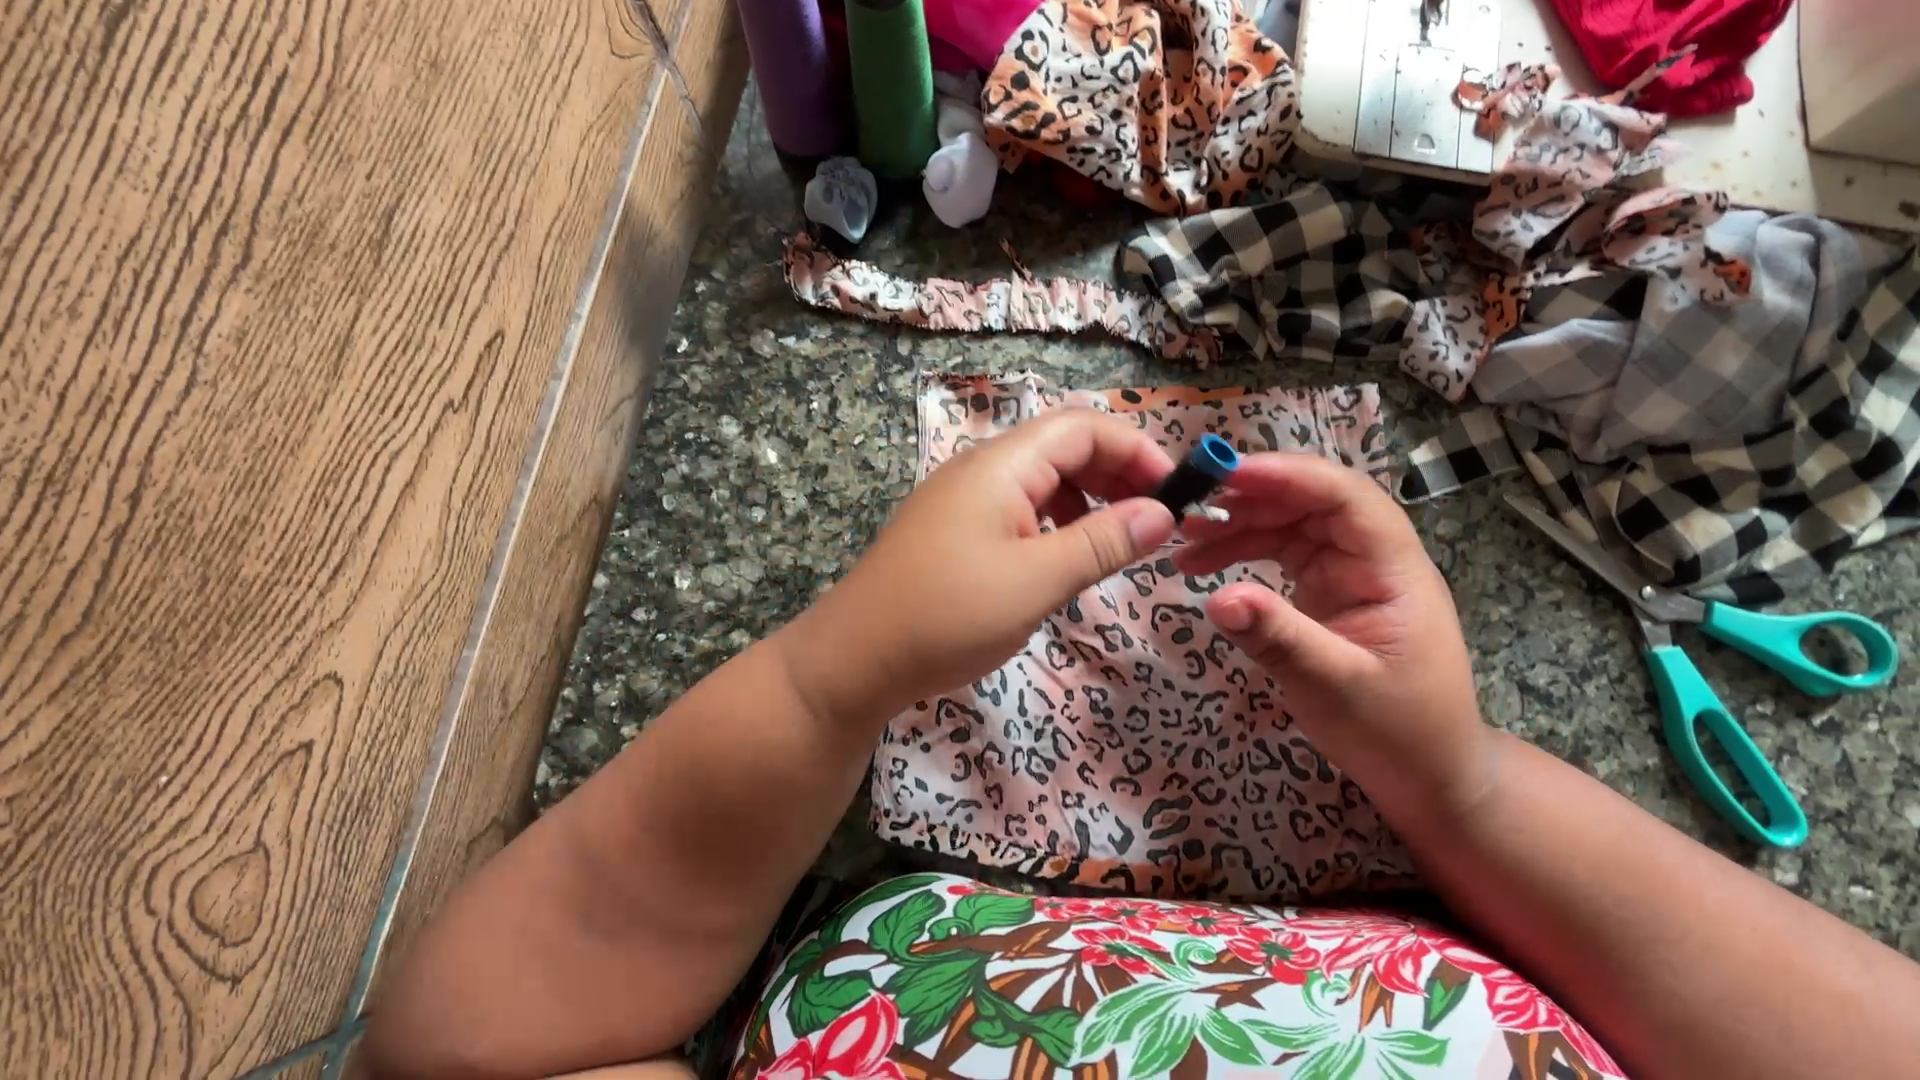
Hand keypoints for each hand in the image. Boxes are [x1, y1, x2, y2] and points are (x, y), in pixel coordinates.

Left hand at [780, 410, 1177, 722]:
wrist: (854, 659)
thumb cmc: (947, 615)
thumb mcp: (1037, 582)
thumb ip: (1102, 543)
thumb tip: (1162, 512)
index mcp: (1000, 464)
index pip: (1083, 426)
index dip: (1136, 449)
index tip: (1176, 492)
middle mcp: (980, 468)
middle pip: (1063, 447)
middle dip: (1116, 474)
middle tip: (1156, 520)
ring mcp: (962, 499)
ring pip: (1041, 479)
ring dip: (1087, 500)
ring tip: (1118, 541)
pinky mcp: (953, 531)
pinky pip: (1017, 508)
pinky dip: (1054, 523)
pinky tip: (1064, 558)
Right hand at [1173, 452, 1495, 817]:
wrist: (1425, 772)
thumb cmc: (1397, 730)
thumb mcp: (1334, 687)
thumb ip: (1279, 638)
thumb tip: (1217, 599)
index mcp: (1394, 569)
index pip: (1345, 498)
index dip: (1288, 477)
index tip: (1228, 477)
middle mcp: (1372, 557)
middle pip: (1311, 502)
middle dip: (1250, 499)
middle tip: (1189, 512)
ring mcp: (1348, 571)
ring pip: (1290, 523)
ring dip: (1238, 524)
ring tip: (1184, 541)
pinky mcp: (1326, 588)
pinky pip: (1280, 552)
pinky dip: (1241, 552)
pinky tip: (1202, 564)